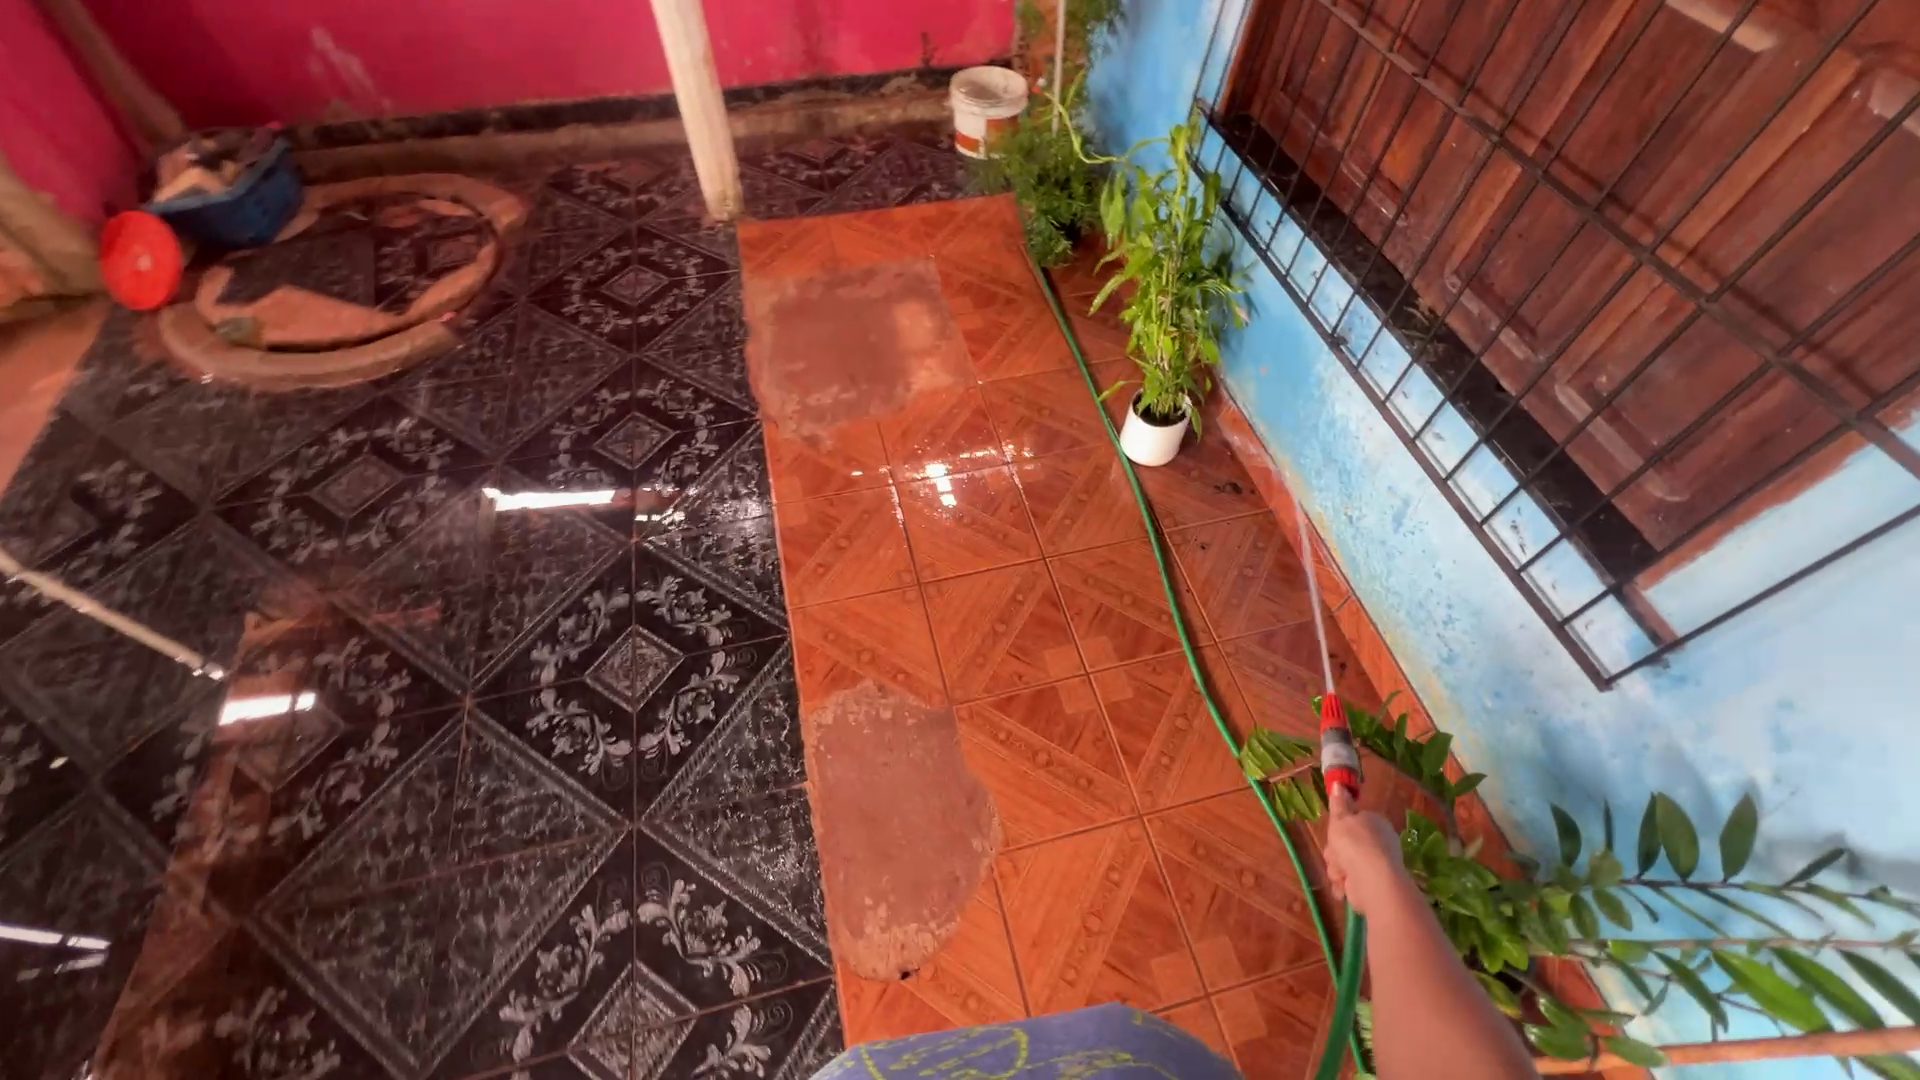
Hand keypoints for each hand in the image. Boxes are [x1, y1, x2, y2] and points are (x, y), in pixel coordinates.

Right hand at [1323, 786, 1415, 916]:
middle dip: (1335, 852)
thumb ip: (1339, 803)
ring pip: (1342, 863)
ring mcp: (1374, 865)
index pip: (1352, 821)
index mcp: (1374, 823)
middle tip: (1336, 854)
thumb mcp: (1341, 819)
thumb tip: (1338, 784)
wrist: (1372, 880)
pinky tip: (1344, 885)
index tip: (1334, 833)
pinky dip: (1343, 884)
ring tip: (1341, 872)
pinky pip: (1348, 881)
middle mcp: (1377, 843)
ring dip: (1336, 869)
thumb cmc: (1355, 843)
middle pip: (1344, 844)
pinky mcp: (1370, 884)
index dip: (1339, 828)